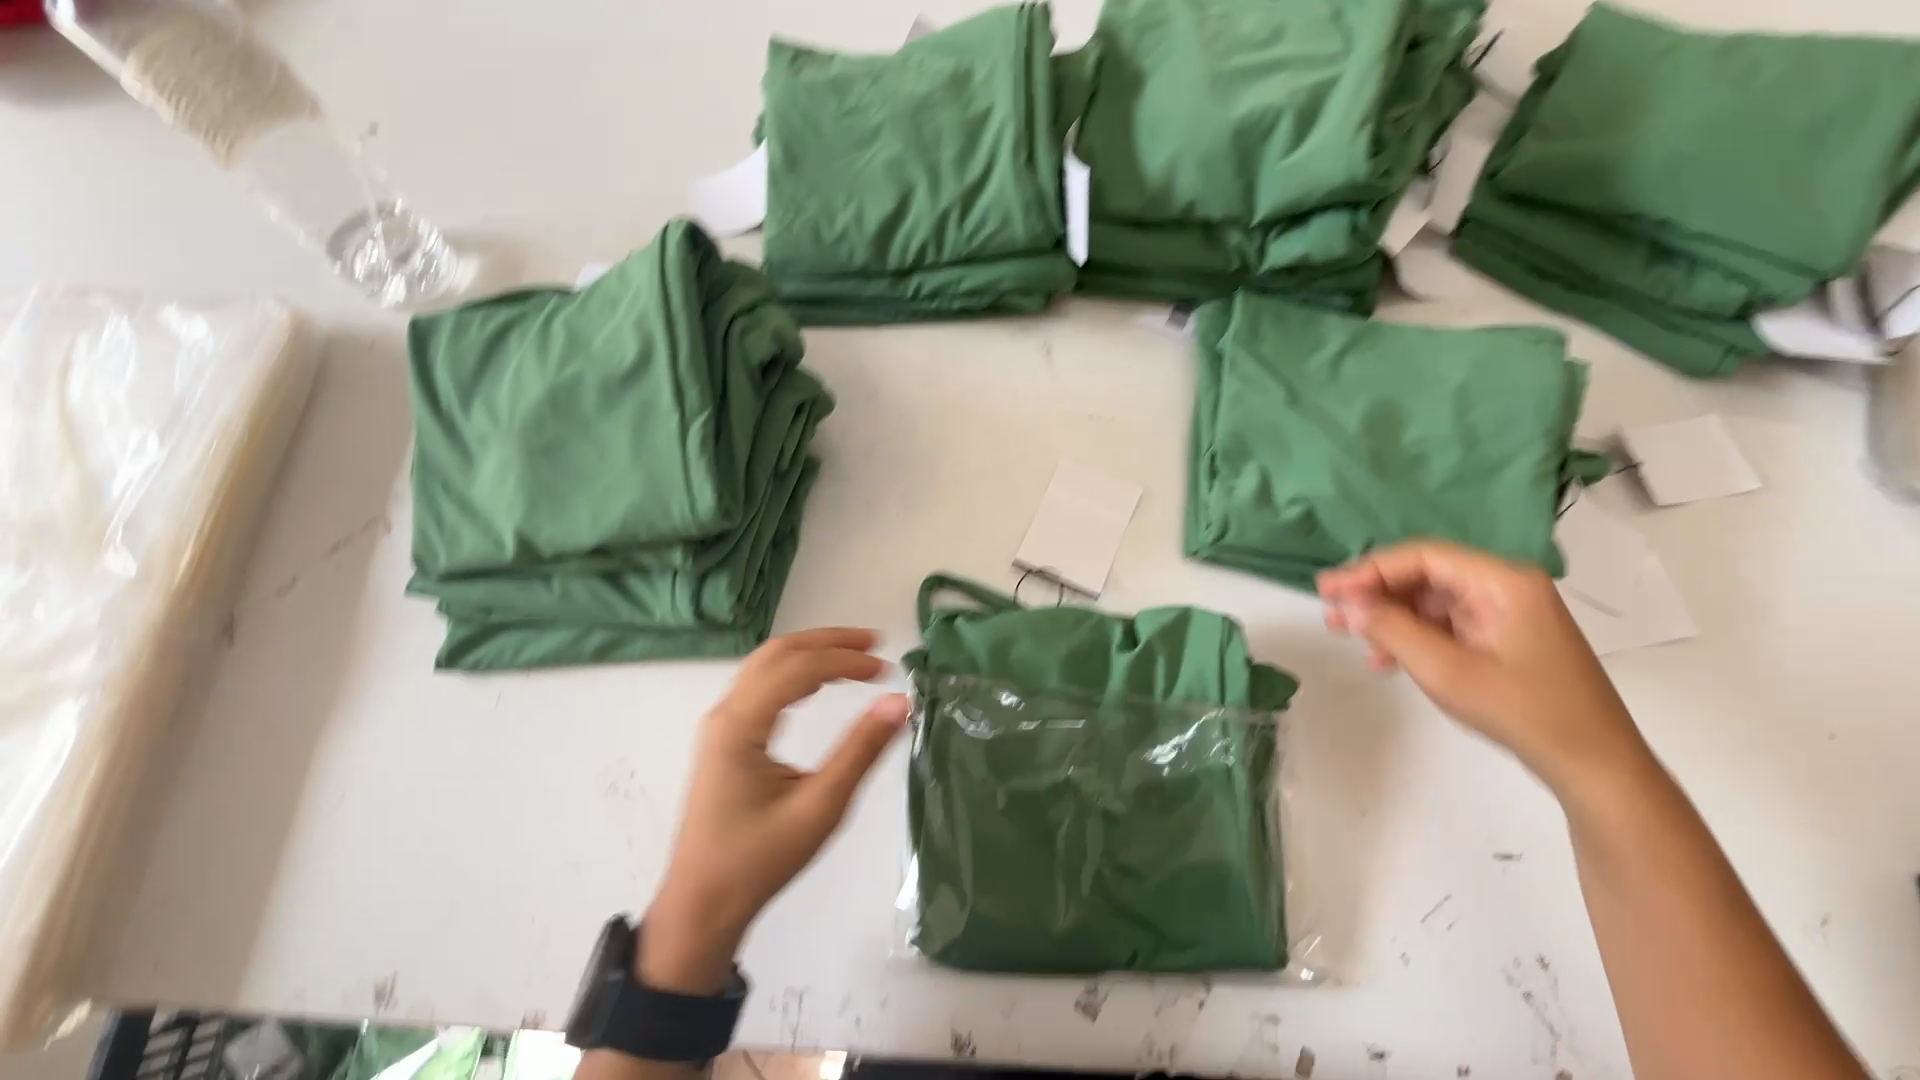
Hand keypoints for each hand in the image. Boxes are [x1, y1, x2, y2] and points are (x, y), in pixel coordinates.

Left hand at [641, 629, 909, 993]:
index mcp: (740, 725)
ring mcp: (719, 727)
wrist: (702, 905)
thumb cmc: (759, 861)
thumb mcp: (820, 808)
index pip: (798, 669)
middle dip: (827, 641)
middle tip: (875, 643)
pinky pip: (759, 687)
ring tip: (854, 656)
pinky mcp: (723, 742)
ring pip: (765, 666)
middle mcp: (724, 714)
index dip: (845, 660)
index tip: (887, 669)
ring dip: (810, 653)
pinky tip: (817, 686)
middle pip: (777, 654)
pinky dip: (794, 673)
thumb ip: (860, 752)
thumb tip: (898, 704)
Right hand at [1317, 541, 1648, 792]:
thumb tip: (1347, 602)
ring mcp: (1506, 615)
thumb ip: (1391, 629)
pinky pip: (1446, 626)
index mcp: (1501, 582)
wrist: (1594, 765)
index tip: (1327, 589)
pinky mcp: (1503, 641)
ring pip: (1431, 602)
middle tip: (1329, 612)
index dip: (1368, 569)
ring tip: (1345, 635)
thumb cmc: (1523, 711)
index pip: (1421, 557)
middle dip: (1374, 594)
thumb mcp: (1446, 670)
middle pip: (1425, 576)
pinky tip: (1385, 660)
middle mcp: (1505, 588)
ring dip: (1388, 618)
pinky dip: (1412, 638)